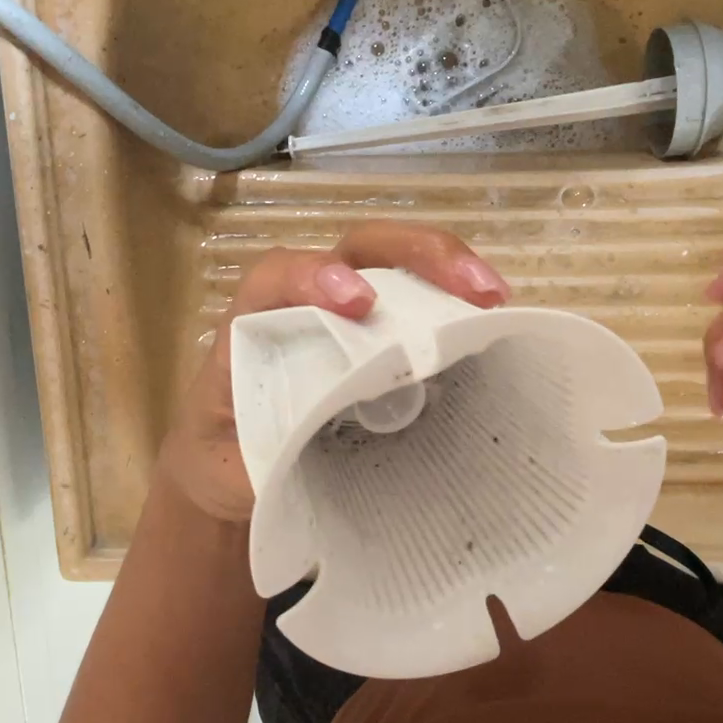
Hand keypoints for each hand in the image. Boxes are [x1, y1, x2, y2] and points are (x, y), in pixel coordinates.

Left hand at [159, 221, 510, 522]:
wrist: (235, 472)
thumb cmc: (226, 459)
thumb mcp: (230, 465)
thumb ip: (261, 453)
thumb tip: (312, 445)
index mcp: (257, 325)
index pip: (279, 276)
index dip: (315, 276)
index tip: (358, 304)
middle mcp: (309, 305)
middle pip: (361, 250)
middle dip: (417, 254)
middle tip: (473, 286)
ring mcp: (354, 320)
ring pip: (401, 269)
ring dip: (452, 273)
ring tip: (496, 300)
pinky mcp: (385, 343)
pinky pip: (423, 312)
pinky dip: (458, 313)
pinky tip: (495, 328)